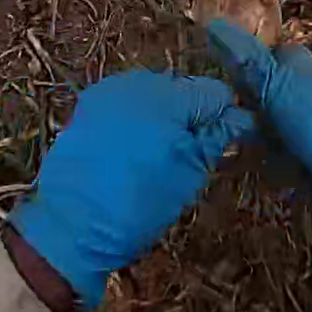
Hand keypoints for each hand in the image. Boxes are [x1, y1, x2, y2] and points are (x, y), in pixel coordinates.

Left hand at [8, 71, 253, 305]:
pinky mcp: (89, 104)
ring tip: (152, 155)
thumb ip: (217, 137)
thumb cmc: (138, 203)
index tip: (215, 146)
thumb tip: (243, 117)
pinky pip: (127, 102)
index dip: (221, 118)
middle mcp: (141, 81)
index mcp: (170, 95)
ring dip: (162, 116)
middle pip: (185, 89)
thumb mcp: (188, 174)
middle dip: (190, 116)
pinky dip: (135, 119)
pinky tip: (127, 150)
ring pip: (156, 94)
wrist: (69, 229)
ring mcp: (111, 90)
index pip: (215, 92)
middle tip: (183, 156)